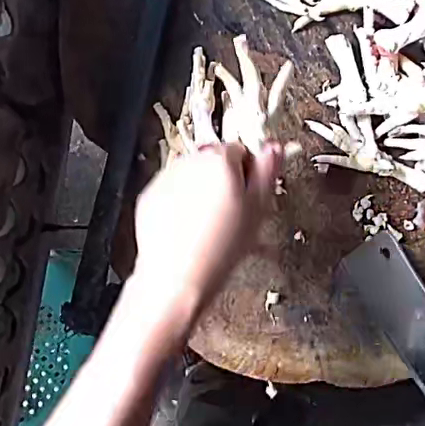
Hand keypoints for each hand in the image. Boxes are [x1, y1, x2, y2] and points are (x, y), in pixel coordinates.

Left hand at [124, 142, 281, 319]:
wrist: (177, 277)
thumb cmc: (221, 247)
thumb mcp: (258, 209)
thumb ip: (267, 171)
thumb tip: (273, 148)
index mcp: (220, 160)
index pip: (241, 149)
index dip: (250, 173)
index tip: (251, 194)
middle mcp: (190, 162)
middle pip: (215, 161)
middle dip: (226, 181)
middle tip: (235, 213)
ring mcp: (167, 179)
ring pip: (194, 177)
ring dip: (204, 192)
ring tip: (213, 225)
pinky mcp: (150, 196)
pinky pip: (174, 193)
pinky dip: (183, 205)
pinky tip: (193, 229)